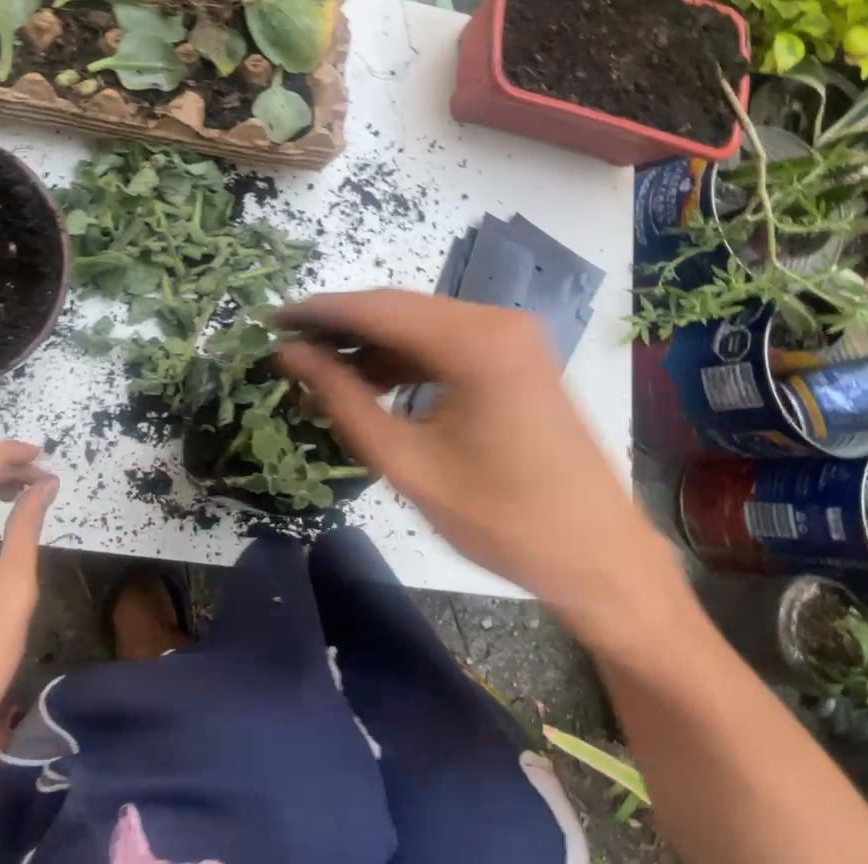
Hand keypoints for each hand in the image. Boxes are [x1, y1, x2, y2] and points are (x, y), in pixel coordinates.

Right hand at [275, 291, 679, 634]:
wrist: (598, 557)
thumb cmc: (501, 520)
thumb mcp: (407, 463)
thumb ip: (343, 401)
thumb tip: (290, 357)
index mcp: (476, 343)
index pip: (377, 310)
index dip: (318, 314)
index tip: (269, 322)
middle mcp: (498, 323)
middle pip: (398, 310)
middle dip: (339, 328)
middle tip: (285, 347)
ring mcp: (513, 338)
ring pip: (418, 327)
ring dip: (368, 346)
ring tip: (315, 373)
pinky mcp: (516, 359)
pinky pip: (444, 345)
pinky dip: (402, 361)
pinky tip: (367, 384)